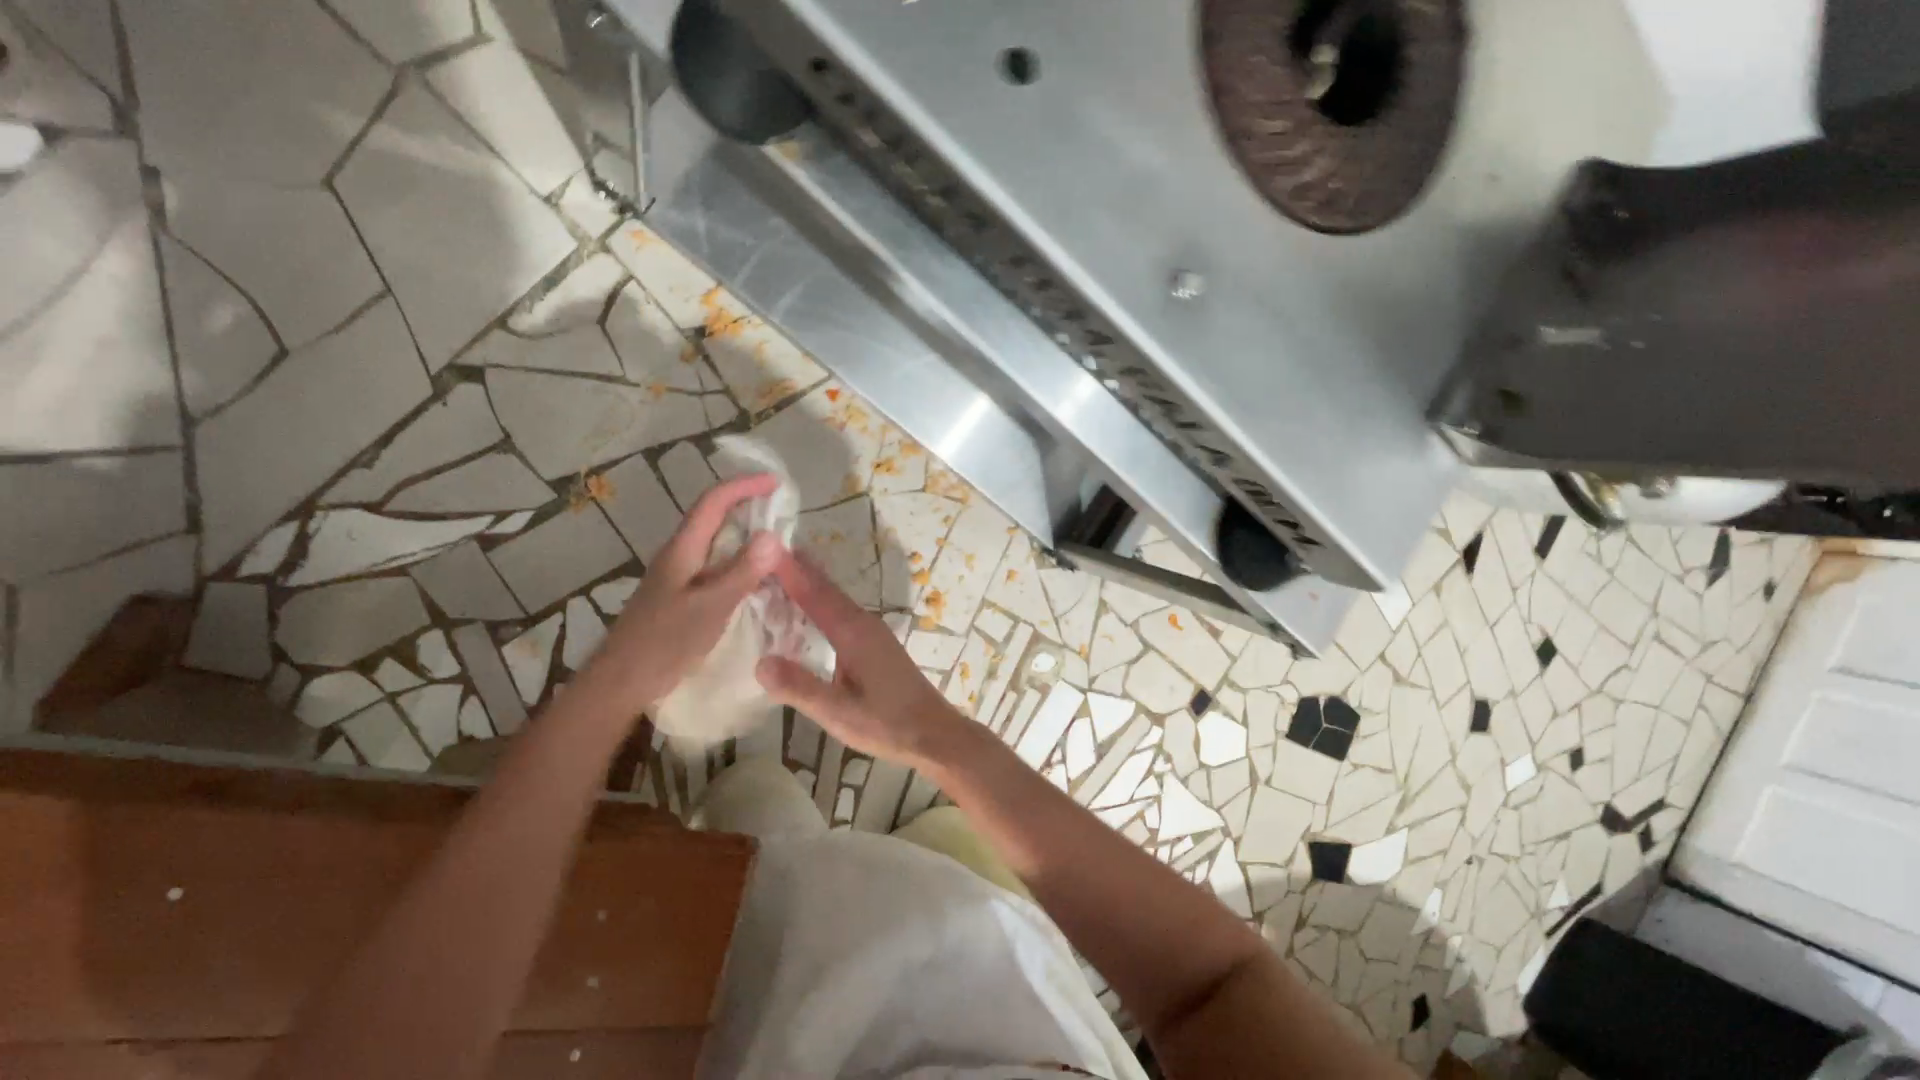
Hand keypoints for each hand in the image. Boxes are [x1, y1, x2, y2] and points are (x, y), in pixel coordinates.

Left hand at [579, 474, 783, 715]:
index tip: (777, 483)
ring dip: (746, 538)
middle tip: (785, 514)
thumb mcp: (710, 607)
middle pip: (714, 518)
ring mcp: (678, 577)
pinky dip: (739, 565)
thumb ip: (741, 572)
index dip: (745, 486)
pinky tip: (758, 583)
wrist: (622, 681)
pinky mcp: (680, 598)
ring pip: (716, 545)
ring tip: (779, 546)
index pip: (714, 502)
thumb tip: (774, 535)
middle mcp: (679, 556)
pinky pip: (715, 569)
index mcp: (682, 550)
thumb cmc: (664, 642)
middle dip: (748, 508)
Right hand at [754, 551, 974, 771]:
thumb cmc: (887, 724)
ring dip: (808, 585)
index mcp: (853, 633)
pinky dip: (820, 604)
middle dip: (797, 570)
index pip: (815, 594)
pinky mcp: (875, 646)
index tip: (763, 547)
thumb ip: (800, 688)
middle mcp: (863, 624)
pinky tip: (809, 613)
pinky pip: (841, 613)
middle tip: (763, 552)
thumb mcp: (838, 712)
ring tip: (779, 574)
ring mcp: (872, 633)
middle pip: (826, 590)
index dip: (789, 571)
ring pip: (835, 600)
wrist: (934, 735)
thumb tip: (760, 661)